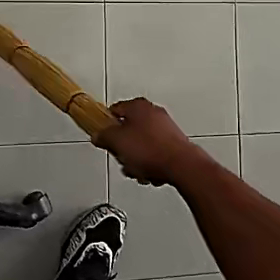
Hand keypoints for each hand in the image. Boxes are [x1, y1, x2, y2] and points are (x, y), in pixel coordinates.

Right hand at [93, 97, 211, 185]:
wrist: (181, 165)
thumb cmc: (152, 150)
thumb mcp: (116, 141)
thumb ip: (103, 136)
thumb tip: (99, 135)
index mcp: (138, 106)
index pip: (114, 110)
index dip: (105, 124)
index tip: (102, 134)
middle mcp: (154, 113)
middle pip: (128, 130)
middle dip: (123, 148)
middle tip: (122, 156)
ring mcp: (165, 128)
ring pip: (141, 145)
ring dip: (135, 159)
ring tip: (137, 168)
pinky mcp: (173, 144)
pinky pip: (154, 154)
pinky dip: (150, 164)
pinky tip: (149, 172)